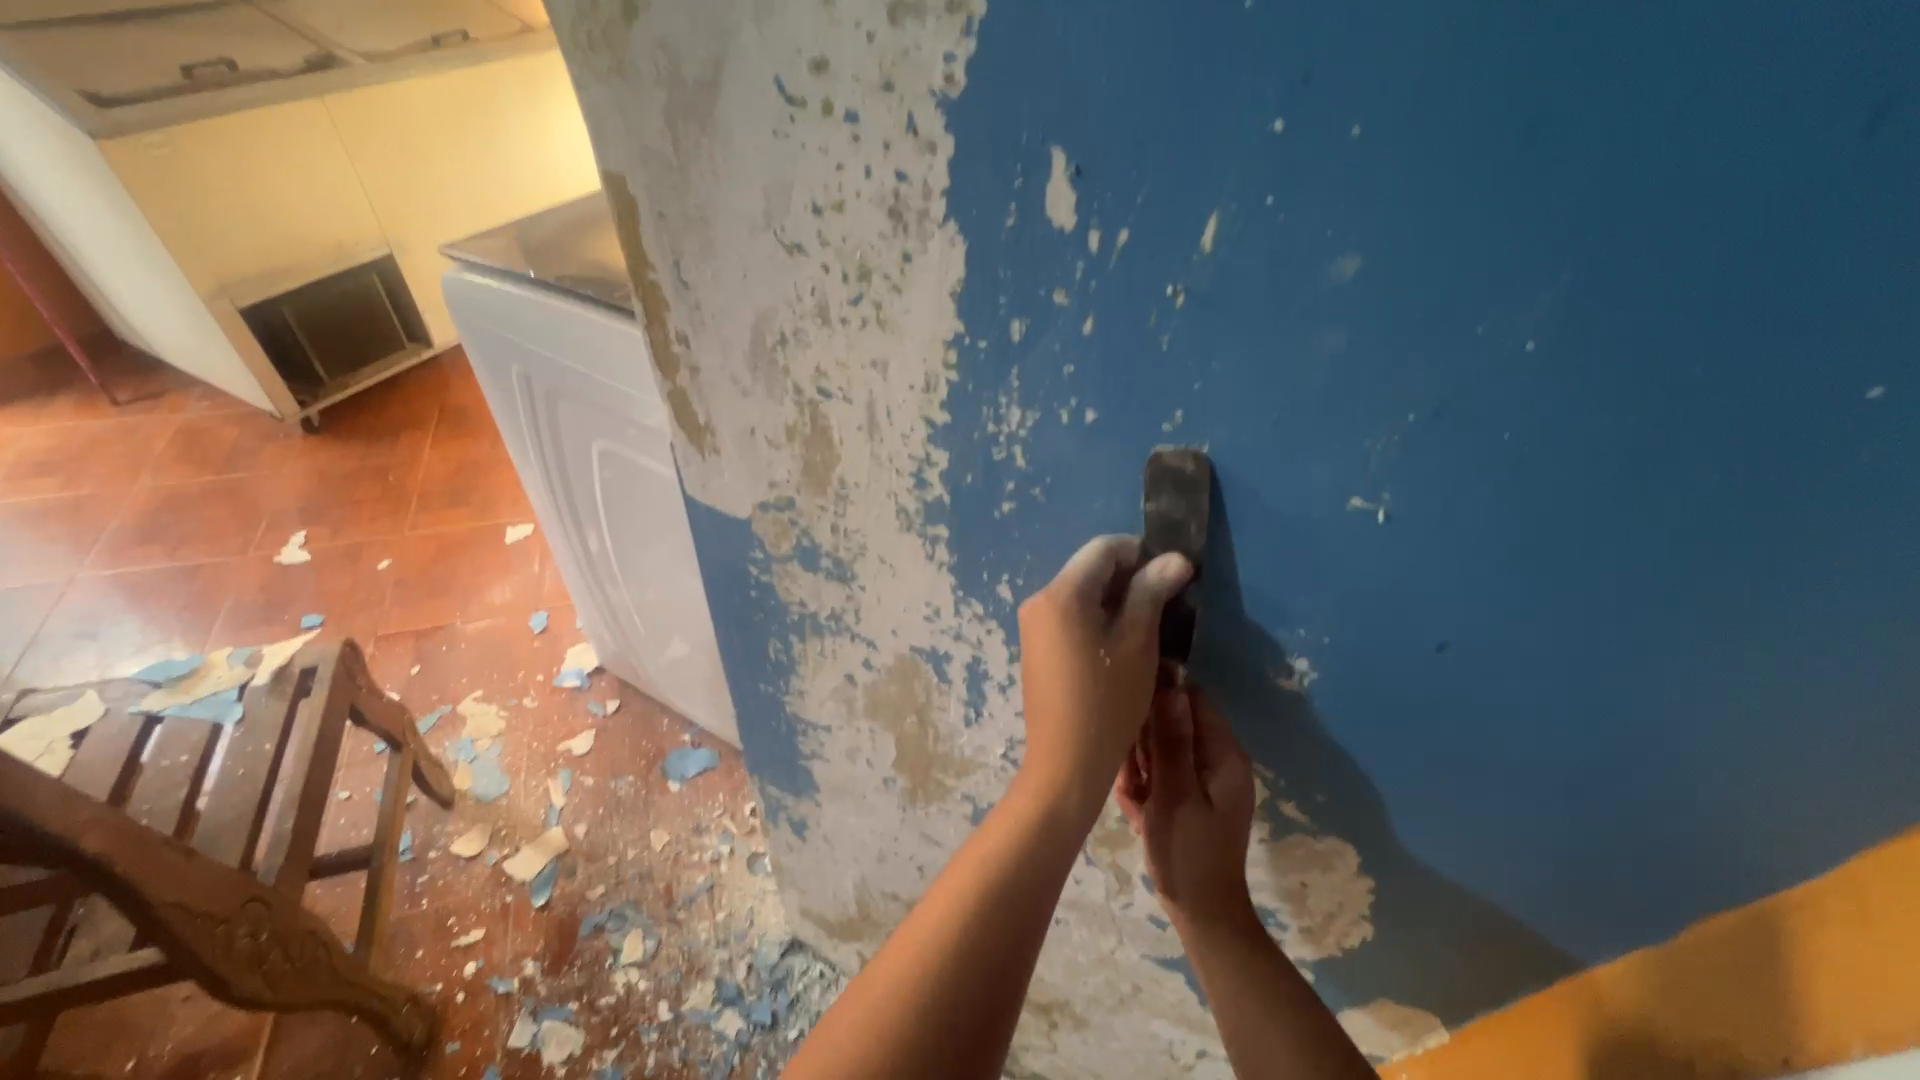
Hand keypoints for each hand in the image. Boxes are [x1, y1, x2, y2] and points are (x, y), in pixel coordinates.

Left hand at [1016, 535, 1192, 819]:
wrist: (1065, 761)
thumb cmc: (1107, 700)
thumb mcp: (1138, 642)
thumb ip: (1152, 592)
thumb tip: (1175, 559)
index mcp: (1061, 593)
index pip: (1104, 548)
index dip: (1142, 554)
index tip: (1173, 578)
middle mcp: (1040, 600)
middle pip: (1090, 569)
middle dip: (1130, 579)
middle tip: (1167, 605)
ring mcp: (1034, 624)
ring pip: (1082, 594)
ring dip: (1117, 601)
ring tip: (1149, 629)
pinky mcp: (1036, 646)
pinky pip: (1070, 617)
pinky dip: (1098, 620)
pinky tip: (1122, 648)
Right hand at [1116, 685, 1257, 928]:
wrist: (1201, 914)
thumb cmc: (1188, 853)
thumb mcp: (1175, 794)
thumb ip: (1171, 740)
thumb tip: (1173, 684)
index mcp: (1224, 753)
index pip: (1191, 699)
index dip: (1158, 703)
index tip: (1133, 727)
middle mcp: (1218, 760)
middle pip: (1172, 723)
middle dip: (1144, 744)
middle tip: (1135, 778)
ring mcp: (1203, 780)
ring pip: (1160, 750)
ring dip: (1139, 769)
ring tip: (1135, 798)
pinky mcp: (1189, 797)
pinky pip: (1159, 775)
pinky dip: (1144, 789)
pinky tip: (1138, 812)